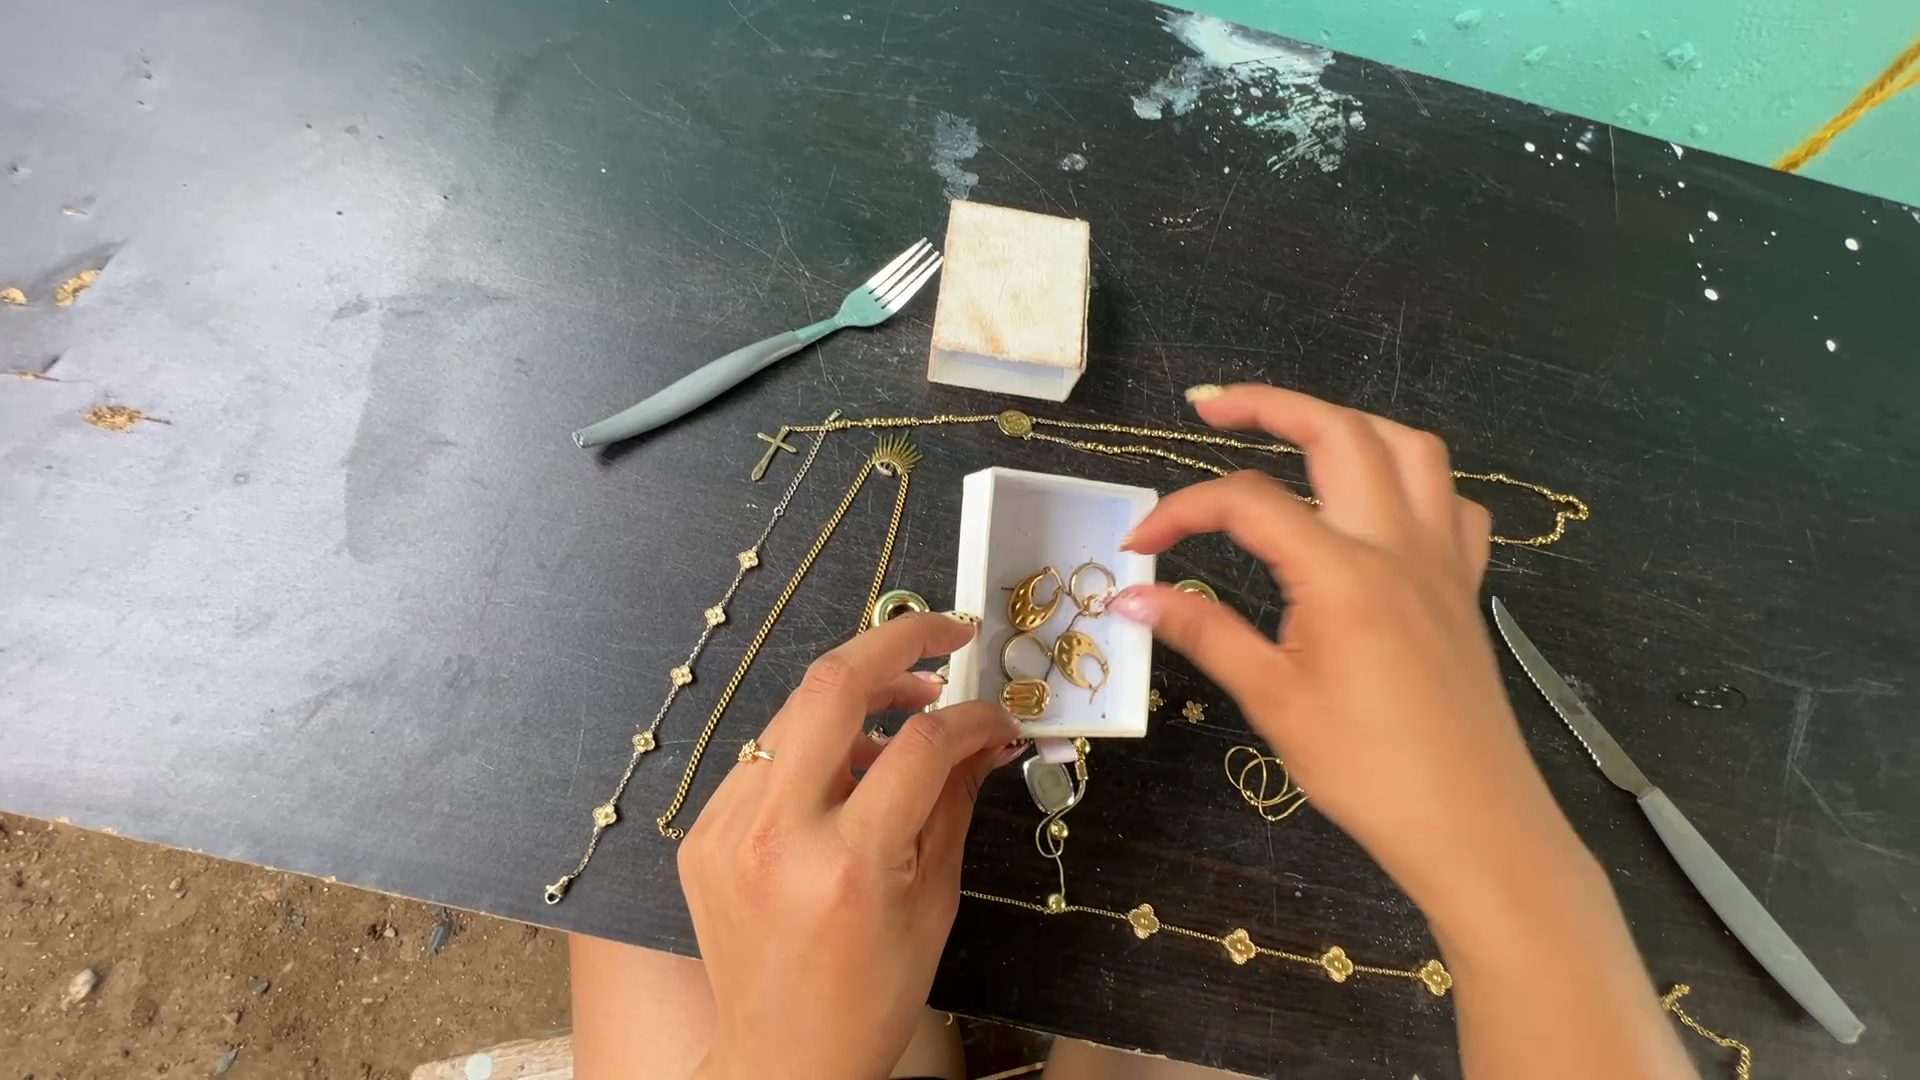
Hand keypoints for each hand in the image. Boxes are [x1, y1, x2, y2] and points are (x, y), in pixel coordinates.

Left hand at [679, 612, 1020, 1079]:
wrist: (779, 1059)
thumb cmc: (873, 994)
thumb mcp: (935, 897)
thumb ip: (956, 798)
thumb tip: (989, 735)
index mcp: (847, 863)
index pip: (920, 745)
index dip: (971, 716)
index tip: (997, 716)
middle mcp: (776, 832)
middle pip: (832, 685)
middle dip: (897, 638)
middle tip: (946, 633)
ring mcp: (728, 826)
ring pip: (798, 708)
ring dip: (860, 690)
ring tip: (910, 701)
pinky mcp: (706, 828)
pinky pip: (772, 751)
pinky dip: (822, 738)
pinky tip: (853, 761)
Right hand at [1108, 384, 1578, 910]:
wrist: (1474, 829)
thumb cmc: (1365, 769)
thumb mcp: (1271, 697)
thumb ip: (1201, 630)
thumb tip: (1128, 597)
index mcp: (1343, 572)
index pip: (1247, 504)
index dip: (1180, 513)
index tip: (1137, 546)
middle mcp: (1398, 545)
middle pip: (1338, 433)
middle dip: (1268, 404)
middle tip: (1210, 405)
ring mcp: (1441, 561)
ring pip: (1408, 449)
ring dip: (1345, 425)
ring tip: (1293, 435)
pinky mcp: (1462, 587)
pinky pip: (1451, 502)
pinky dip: (1409, 479)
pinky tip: (1376, 504)